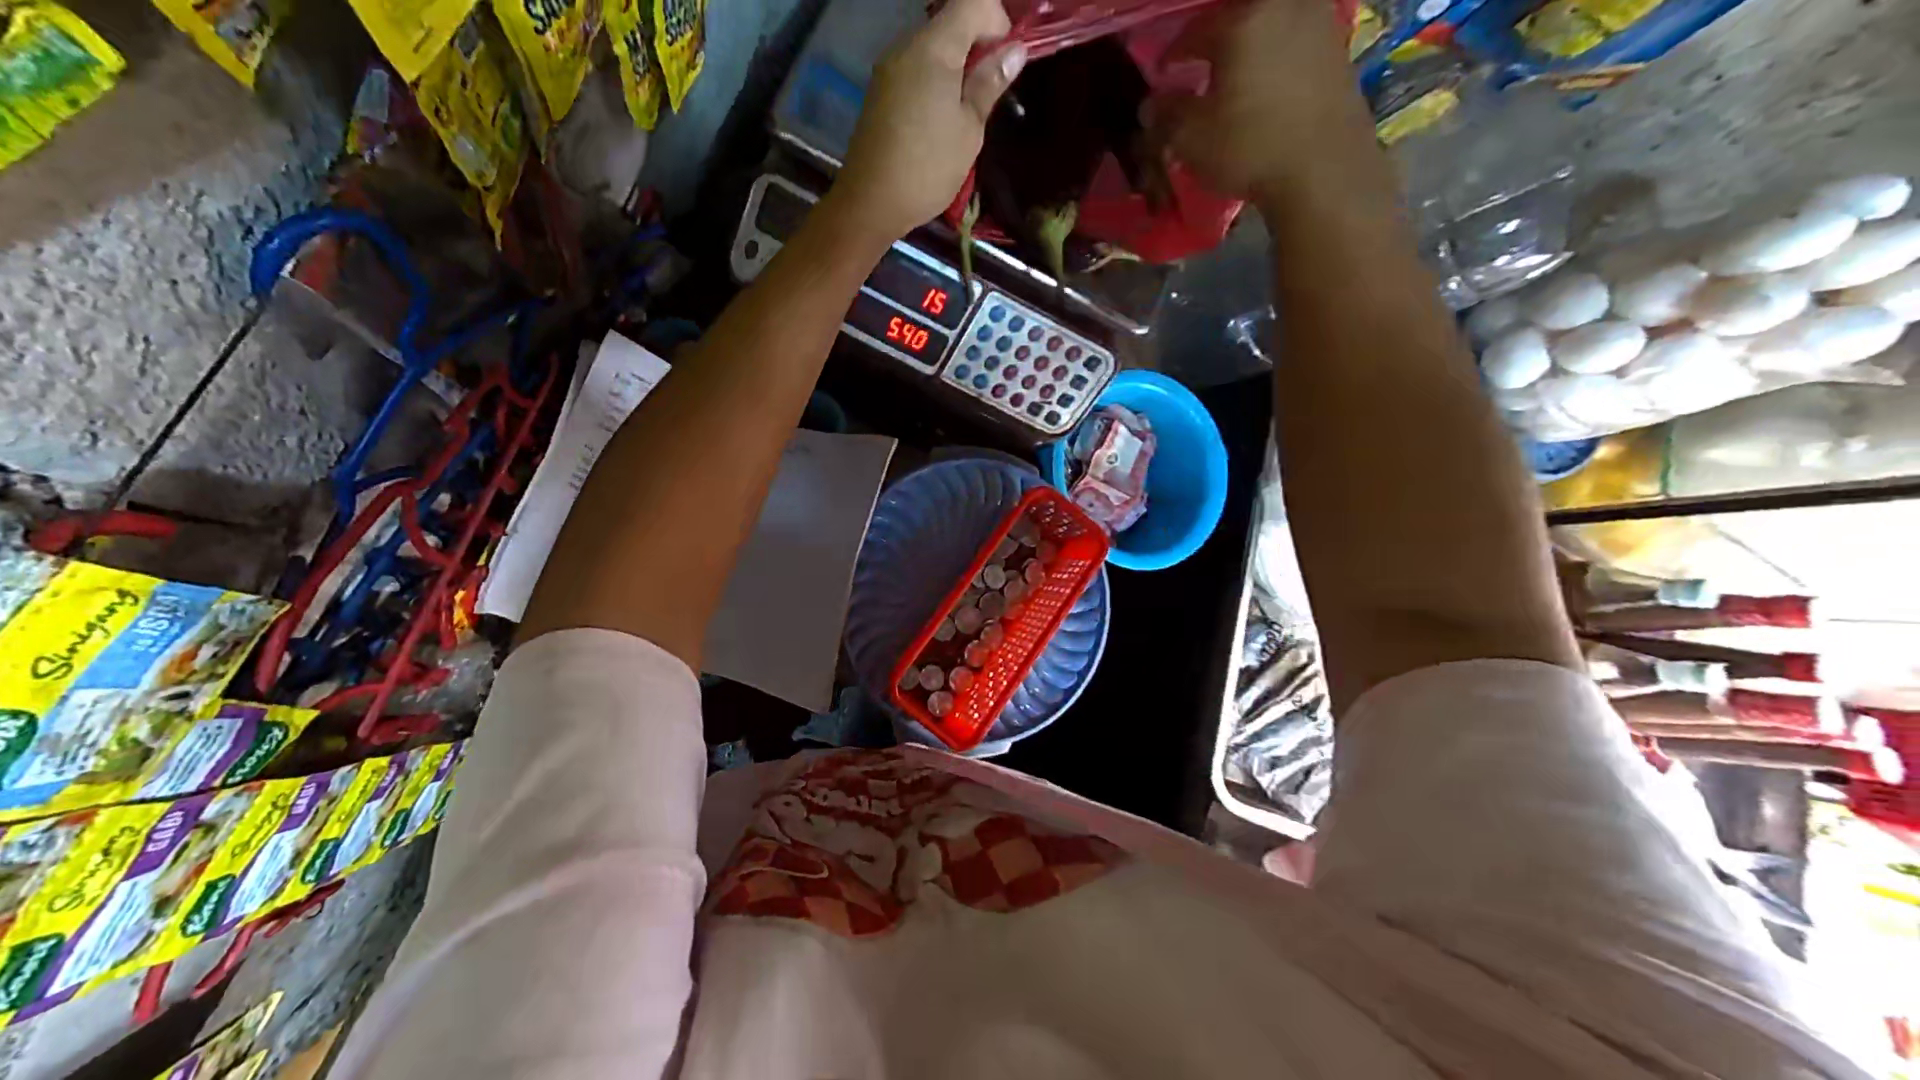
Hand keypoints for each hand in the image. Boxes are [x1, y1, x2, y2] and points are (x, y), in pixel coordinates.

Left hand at [830, 0, 1027, 239]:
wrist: (870, 203)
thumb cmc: (927, 169)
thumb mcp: (969, 129)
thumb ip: (989, 84)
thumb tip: (1015, 50)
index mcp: (932, 48)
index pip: (972, 2)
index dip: (997, 21)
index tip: (1007, 60)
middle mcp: (906, 46)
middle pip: (950, 22)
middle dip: (978, 45)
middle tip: (991, 91)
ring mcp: (889, 69)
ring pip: (932, 48)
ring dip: (957, 67)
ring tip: (967, 111)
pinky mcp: (880, 91)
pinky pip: (915, 70)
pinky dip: (936, 81)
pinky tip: (942, 118)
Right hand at [1162, 0, 1378, 206]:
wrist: (1324, 171)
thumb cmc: (1250, 148)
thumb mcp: (1191, 138)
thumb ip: (1166, 115)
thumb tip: (1152, 105)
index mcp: (1243, 18)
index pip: (1196, 27)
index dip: (1175, 51)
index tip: (1164, 72)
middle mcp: (1285, 5)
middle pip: (1241, 12)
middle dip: (1220, 34)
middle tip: (1205, 60)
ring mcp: (1320, 22)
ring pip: (1274, 20)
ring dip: (1253, 40)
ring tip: (1238, 71)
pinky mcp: (1340, 49)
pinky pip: (1298, 39)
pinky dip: (1278, 53)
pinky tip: (1269, 83)